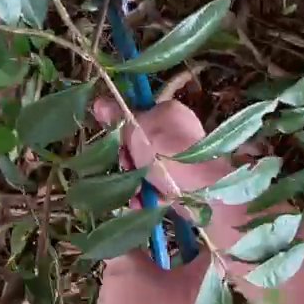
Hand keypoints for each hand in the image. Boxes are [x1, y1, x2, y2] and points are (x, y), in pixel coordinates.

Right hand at [92, 98, 249, 245]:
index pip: (138, 116)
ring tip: (134, 191)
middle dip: (127, 160)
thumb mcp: (138, 131)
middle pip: (140, 144)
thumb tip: (99, 101)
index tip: (114, 143)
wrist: (203, 193)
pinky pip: (157, 186)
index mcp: (169, 113)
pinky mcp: (183, 184)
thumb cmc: (169, 155)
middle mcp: (177, 133)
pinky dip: (147, 195)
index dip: (122, 130)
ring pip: (146, 168)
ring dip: (134, 181)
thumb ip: (119, 119)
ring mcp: (182, 160)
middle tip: (125, 167)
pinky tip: (141, 202)